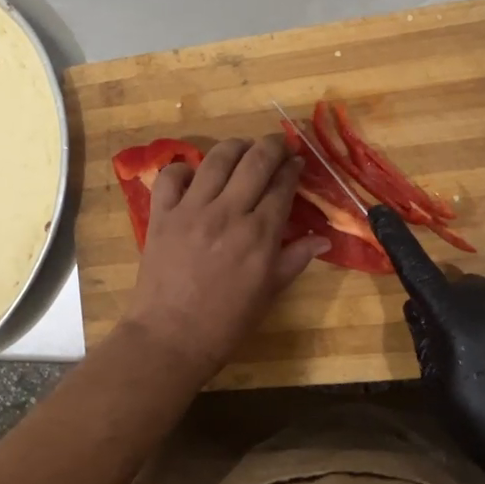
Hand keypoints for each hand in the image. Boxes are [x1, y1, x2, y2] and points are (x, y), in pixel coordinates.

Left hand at [118, 136, 328, 377]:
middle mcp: (228, 212)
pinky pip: (171, 176)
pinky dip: (184, 169)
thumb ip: (295, 259)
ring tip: (241, 150)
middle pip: (256, 160)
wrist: (171, 338)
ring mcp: (191, 210)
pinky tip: (194, 176)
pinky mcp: (161, 214)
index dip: (292, 168)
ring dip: (235, 147)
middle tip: (276, 145)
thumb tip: (323, 238)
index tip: (296, 163)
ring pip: (217, 158)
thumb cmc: (226, 323)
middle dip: (271, 146)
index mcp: (260, 234)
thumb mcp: (269, 293)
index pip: (282, 185)